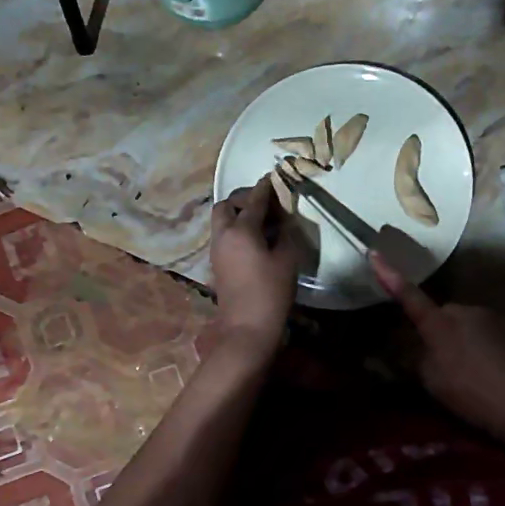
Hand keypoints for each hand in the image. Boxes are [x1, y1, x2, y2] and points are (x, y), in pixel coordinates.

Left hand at [209, 178, 299, 356]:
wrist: (247, 327)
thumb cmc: (271, 292)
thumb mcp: (288, 260)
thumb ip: (287, 233)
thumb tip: (285, 219)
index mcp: (240, 230)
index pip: (254, 200)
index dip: (266, 187)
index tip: (275, 177)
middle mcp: (223, 235)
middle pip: (226, 205)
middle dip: (243, 199)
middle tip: (265, 203)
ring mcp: (216, 251)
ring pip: (221, 221)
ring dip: (237, 215)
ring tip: (263, 222)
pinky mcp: (217, 265)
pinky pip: (223, 236)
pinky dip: (235, 230)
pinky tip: (256, 240)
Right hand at [369, 250, 504, 445]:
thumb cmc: (473, 392)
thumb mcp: (432, 381)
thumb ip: (413, 360)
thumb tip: (397, 347)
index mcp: (439, 322)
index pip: (408, 296)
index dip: (389, 276)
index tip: (374, 253)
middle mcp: (466, 311)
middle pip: (441, 316)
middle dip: (435, 332)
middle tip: (434, 363)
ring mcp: (495, 319)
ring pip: (466, 326)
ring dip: (461, 343)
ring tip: (466, 376)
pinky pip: (488, 337)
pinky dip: (483, 351)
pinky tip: (490, 376)